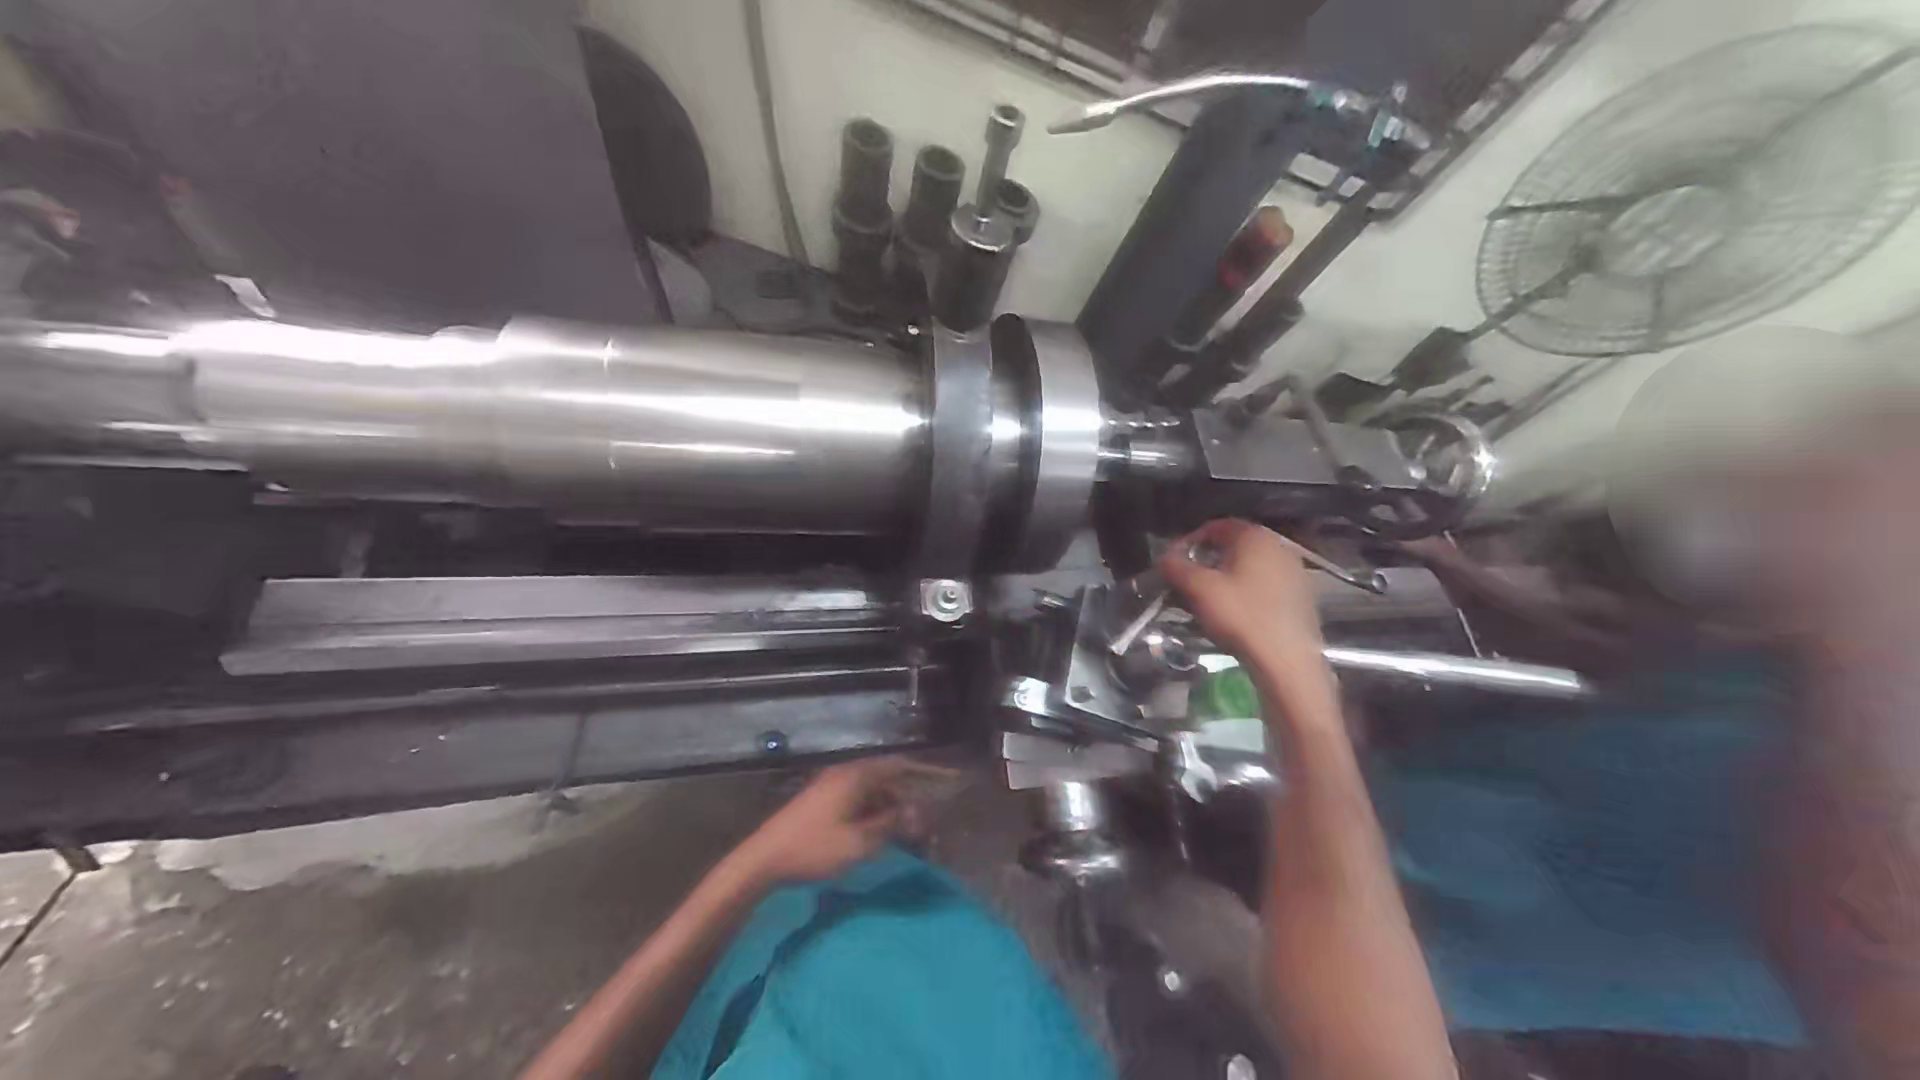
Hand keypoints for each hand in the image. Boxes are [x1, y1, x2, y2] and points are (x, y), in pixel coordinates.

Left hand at [727, 757, 952, 886]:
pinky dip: (876, 813)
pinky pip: (860, 800)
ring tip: (909, 834)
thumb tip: (920, 813)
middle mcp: (846, 774)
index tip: (951, 778)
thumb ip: (892, 824)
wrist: (762, 860)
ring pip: (873, 792)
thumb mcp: (859, 841)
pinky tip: (882, 833)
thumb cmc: (814, 848)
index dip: (927, 771)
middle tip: (929, 821)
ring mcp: (832, 786)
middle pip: (888, 779)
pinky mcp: (822, 801)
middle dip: (911, 798)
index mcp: (856, 776)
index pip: (900, 765)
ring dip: (893, 808)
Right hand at [1159, 519, 1338, 721]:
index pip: (1215, 527)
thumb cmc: (1241, 616)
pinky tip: (1233, 614)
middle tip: (1186, 583)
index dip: (1189, 542)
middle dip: (1205, 562)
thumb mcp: (1199, 589)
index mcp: (1255, 537)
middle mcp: (1279, 546)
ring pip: (1248, 567)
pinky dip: (1244, 592)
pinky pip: (1263, 585)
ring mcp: (1294, 571)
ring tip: (1205, 601)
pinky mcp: (1301, 596)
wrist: (1287, 661)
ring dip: (1223, 578)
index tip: (1173, 564)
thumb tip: (1164, 557)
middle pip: (1232, 546)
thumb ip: (1176, 566)